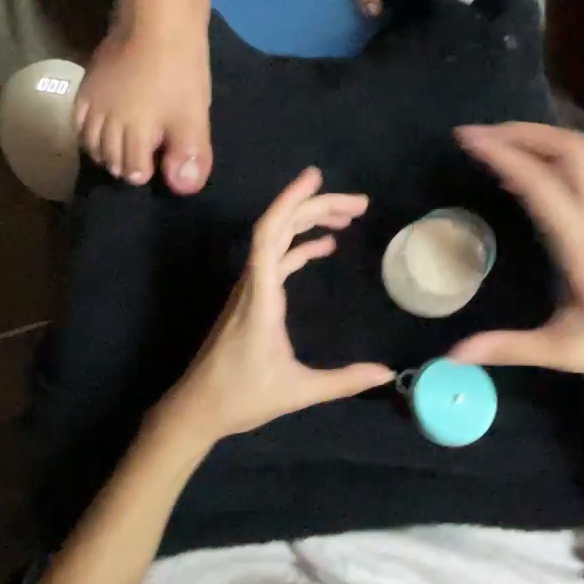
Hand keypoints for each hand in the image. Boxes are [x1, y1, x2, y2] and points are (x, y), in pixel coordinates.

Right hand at [76, 0, 214, 193]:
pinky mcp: (88, 84)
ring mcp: (92, 104)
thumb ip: (188, 154)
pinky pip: (81, 119)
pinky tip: (106, 126)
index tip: (162, 164)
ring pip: (91, 142)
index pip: (132, 172)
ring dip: (108, 150)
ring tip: (129, 146)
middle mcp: (103, 125)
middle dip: (127, 165)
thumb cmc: (179, 68)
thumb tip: (180, 189)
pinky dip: (91, 130)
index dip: (148, 173)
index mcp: (131, 136)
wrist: (156, 12)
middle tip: (148, 158)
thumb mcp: (194, 114)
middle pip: (109, 160)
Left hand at [155, 167, 394, 444]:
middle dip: (316, 207)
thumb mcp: (297, 392)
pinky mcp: (250, 298)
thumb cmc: (241, 397)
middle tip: (358, 204)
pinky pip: (274, 259)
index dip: (290, 201)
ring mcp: (249, 289)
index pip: (269, 235)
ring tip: (348, 217)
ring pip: (276, 241)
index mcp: (260, 297)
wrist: (198, 406)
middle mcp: (252, 283)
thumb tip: (386, 374)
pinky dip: (299, 246)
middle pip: (278, 228)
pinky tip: (324, 246)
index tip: (314, 177)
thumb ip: (342, 381)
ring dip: (308, 223)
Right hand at [448, 124, 583, 401]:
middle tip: (479, 134)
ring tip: (497, 144)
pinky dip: (553, 159)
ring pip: (582, 156)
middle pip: (570, 149)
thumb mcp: (566, 352)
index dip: (503, 154)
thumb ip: (510, 348)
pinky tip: (527, 176)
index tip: (468, 138)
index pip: (542, 184)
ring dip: (539, 140)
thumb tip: (453, 354)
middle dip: (523, 132)